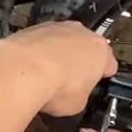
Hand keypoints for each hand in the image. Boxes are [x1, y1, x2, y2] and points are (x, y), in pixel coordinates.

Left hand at [0, 21, 116, 116]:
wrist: (23, 71)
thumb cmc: (57, 87)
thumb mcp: (78, 104)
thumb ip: (81, 95)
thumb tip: (73, 95)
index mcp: (100, 50)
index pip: (108, 64)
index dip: (101, 77)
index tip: (94, 85)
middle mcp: (80, 33)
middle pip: (84, 48)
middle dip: (78, 62)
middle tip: (68, 82)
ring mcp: (55, 27)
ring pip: (61, 41)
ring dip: (56, 55)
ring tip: (45, 76)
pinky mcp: (32, 27)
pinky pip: (39, 41)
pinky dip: (36, 52)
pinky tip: (29, 69)